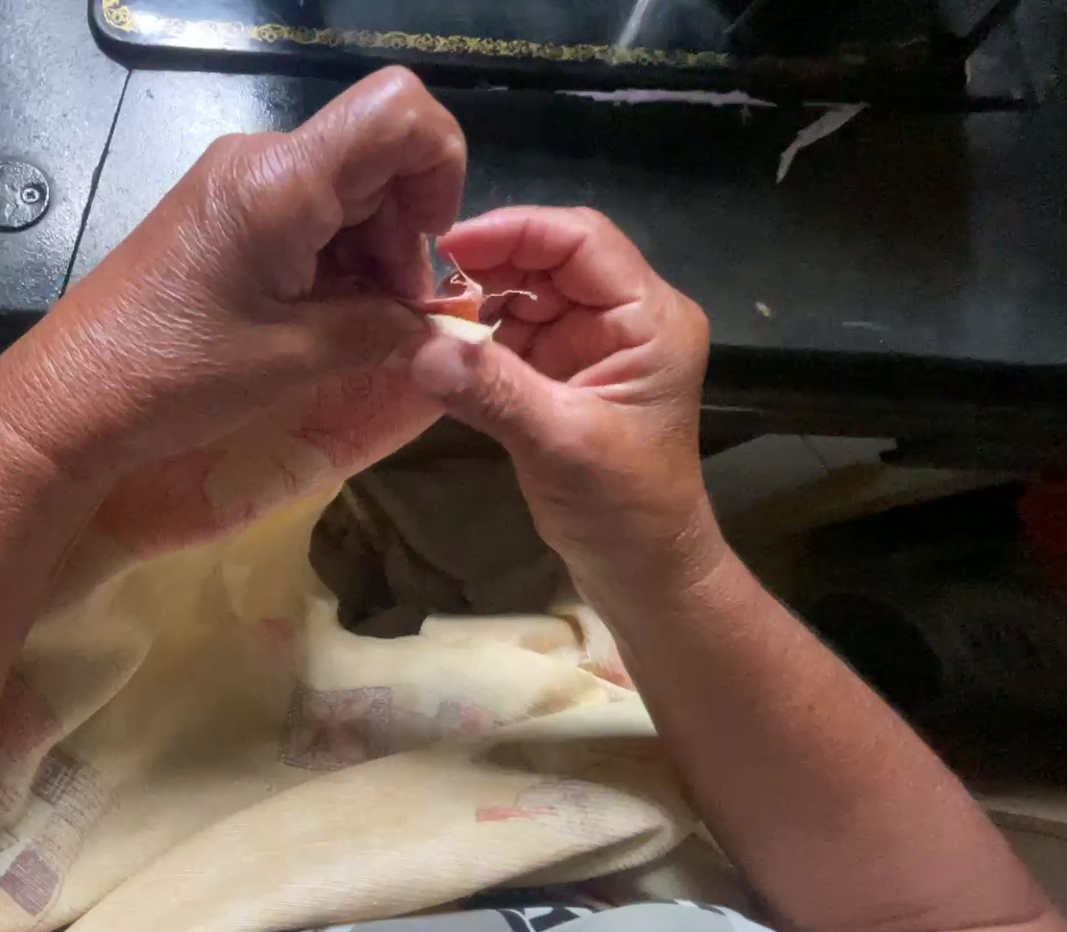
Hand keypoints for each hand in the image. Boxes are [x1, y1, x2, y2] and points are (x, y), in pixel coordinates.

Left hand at [0, 67, 465, 481]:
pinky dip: (327, 271)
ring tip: (356, 335)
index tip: (427, 251)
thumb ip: (377, 333)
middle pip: (372, 163)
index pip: (398, 113)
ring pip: (339, 199)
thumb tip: (435, 330)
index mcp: (279, 181)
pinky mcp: (217, 225)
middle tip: (395, 322)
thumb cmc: (176, 376)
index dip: (439, 169)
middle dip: (401, 239)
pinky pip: (299, 225)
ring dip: (365, 263)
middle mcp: (258, 165)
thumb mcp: (289, 362)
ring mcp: (233, 192)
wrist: (71, 399)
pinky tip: (320, 325)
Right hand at [408, 207, 720, 593]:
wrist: (638, 564)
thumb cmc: (622, 505)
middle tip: (421, 290)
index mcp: (647, 319)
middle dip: (486, 269)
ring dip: (474, 304)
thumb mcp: (559, 443)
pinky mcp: (557, 376)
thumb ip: (493, 392)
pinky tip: (440, 351)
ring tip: (422, 320)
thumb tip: (419, 348)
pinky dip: (473, 341)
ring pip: (524, 298)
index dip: (514, 232)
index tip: (445, 249)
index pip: (581, 241)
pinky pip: (509, 339)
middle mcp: (620, 319)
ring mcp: (586, 347)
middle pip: (549, 262)